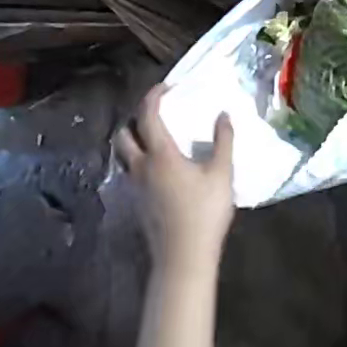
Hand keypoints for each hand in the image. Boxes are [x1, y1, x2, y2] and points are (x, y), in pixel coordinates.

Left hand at [114, 85, 234, 268]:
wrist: (182, 259)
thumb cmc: (204, 213)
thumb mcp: (221, 174)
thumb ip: (223, 141)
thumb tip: (223, 115)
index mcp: (160, 154)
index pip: (148, 115)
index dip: (153, 96)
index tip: (165, 87)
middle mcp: (140, 166)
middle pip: (124, 135)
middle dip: (135, 119)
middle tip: (155, 115)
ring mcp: (135, 187)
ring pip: (123, 156)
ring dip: (133, 141)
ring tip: (155, 140)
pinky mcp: (136, 204)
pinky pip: (130, 173)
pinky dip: (138, 162)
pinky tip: (158, 170)